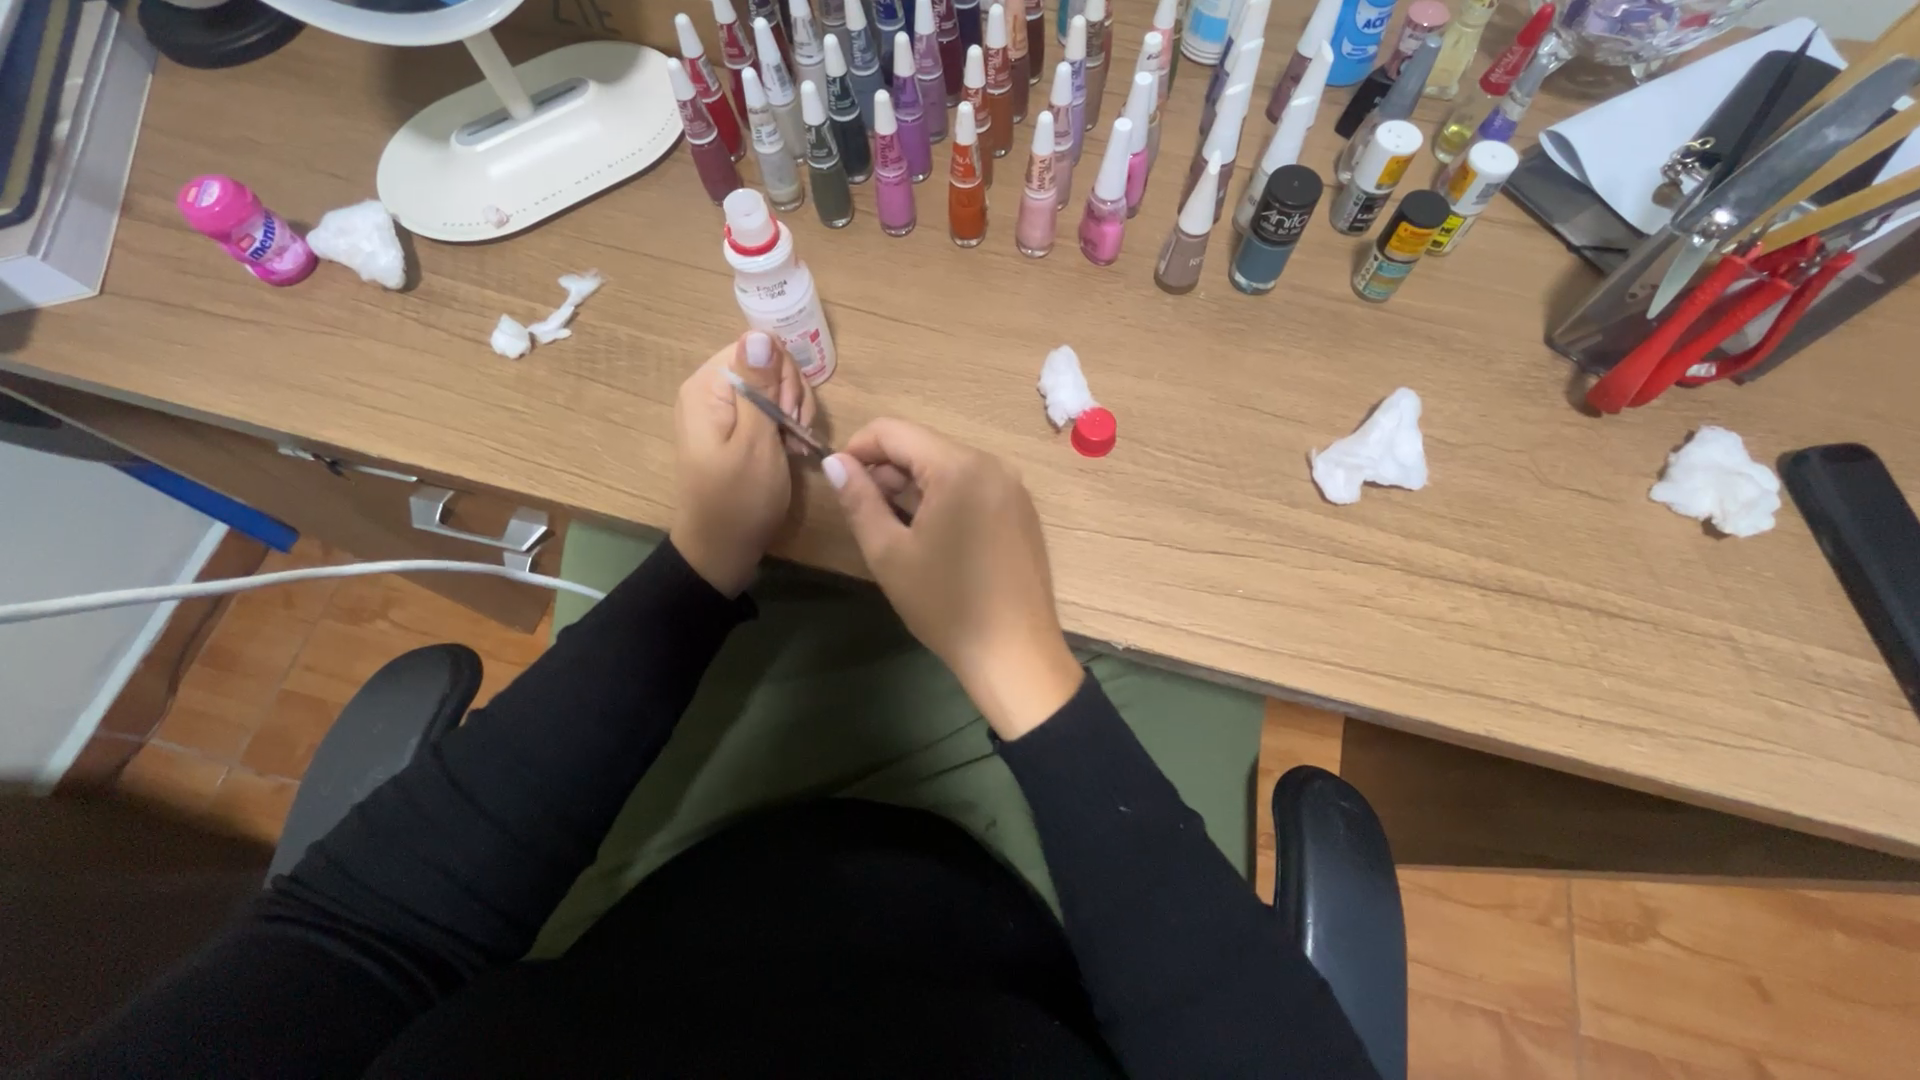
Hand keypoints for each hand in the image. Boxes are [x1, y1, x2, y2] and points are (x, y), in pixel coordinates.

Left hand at [671, 331, 816, 595]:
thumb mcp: (756, 442)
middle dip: (791, 395)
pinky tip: (792, 450)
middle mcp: (710, 390)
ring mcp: (721, 411)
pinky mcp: (734, 430)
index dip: (782, 376)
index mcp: (707, 387)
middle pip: (767, 365)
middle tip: (794, 434)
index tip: (789, 416)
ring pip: (773, 387)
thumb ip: (759, 386)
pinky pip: (767, 410)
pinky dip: (785, 427)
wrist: (721, 551)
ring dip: (793, 413)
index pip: (757, 347)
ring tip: (794, 447)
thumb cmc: (739, 500)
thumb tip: (760, 332)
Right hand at [824, 420, 1081, 738]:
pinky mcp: (1022, 513)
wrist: (1015, 654)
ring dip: (913, 487)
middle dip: (887, 470)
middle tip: (863, 512)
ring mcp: (1013, 489)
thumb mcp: (889, 553)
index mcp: (960, 466)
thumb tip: (836, 463)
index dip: (857, 447)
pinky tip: (932, 539)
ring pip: (948, 467)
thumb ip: (859, 499)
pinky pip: (973, 488)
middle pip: (924, 446)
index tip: (838, 479)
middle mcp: (993, 465)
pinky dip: (944, 499)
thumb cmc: (945, 604)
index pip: (894, 430)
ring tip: (894, 529)